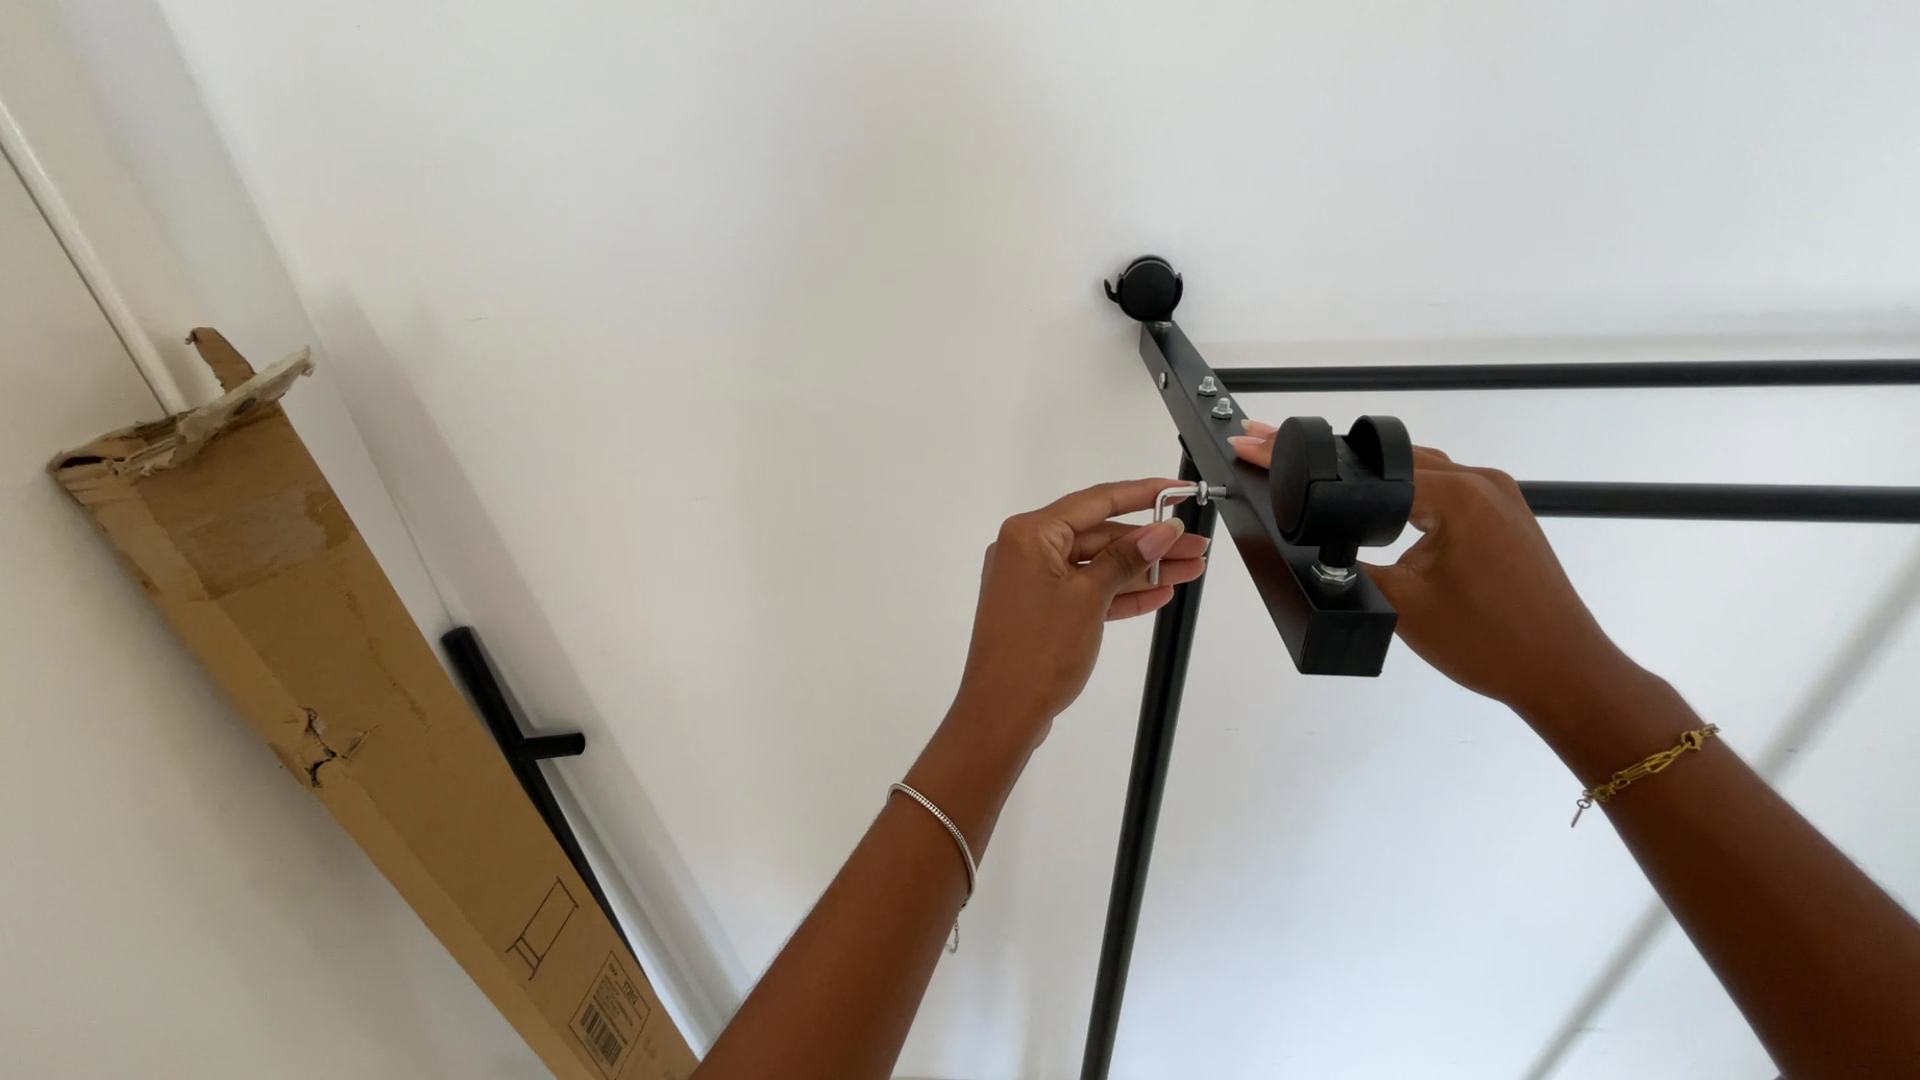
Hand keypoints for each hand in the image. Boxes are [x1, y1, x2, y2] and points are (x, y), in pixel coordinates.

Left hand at [952, 479, 1209, 738]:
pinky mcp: (1040, 610)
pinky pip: (1086, 591)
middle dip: (1150, 542)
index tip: (1181, 490)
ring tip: (1190, 569)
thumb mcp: (1089, 598)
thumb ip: (1127, 559)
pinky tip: (1159, 592)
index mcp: (1030, 534)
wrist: (1002, 713)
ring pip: (1096, 566)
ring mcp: (1032, 582)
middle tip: (1197, 547)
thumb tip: (1162, 531)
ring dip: (1141, 569)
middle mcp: (1026, 550)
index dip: (1143, 493)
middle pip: (1099, 535)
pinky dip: (1119, 593)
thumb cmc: (1039, 651)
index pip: (1096, 502)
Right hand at [1229, 423, 1639, 716]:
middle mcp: (1481, 483)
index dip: (1297, 457)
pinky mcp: (1500, 515)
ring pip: (1411, 469)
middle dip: (1323, 456)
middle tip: (1266, 448)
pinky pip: (1438, 487)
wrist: (1563, 674)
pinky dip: (1397, 489)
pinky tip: (1366, 498)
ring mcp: (1496, 497)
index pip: (1359, 468)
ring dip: (1361, 473)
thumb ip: (1346, 565)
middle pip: (1382, 457)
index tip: (1255, 444)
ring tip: (1309, 474)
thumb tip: (1314, 547)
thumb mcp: (1399, 603)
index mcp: (1457, 496)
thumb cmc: (1491, 644)